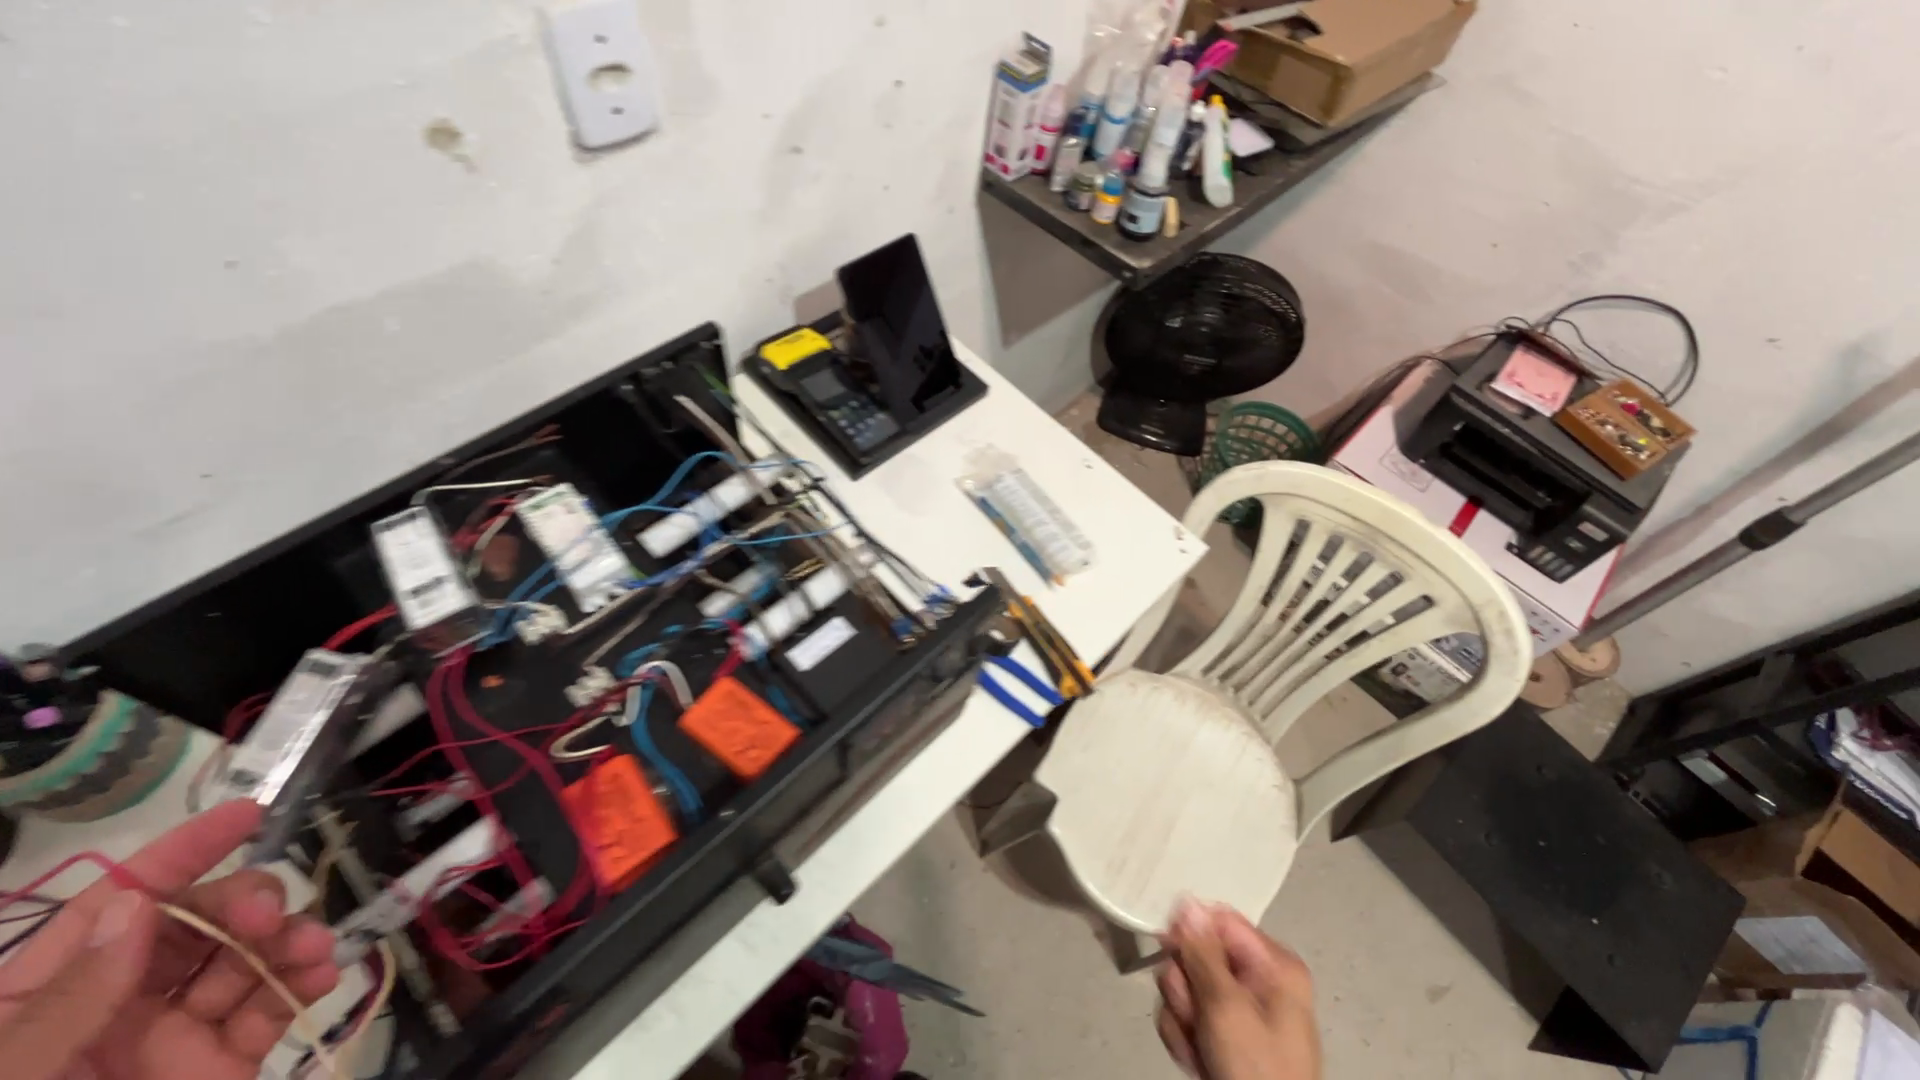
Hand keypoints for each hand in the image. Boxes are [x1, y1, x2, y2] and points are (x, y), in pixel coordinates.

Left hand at [0, 801, 339, 1079]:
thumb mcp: (8, 1079)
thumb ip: (62, 1005)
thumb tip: (135, 909)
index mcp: (48, 997)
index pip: (119, 905)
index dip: (180, 854)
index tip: (247, 813)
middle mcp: (118, 1005)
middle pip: (197, 924)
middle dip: (244, 903)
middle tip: (270, 912)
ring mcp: (174, 1036)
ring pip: (244, 960)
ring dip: (286, 940)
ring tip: (313, 946)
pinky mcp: (221, 1064)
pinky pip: (270, 1010)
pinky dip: (304, 983)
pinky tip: (324, 972)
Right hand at [1156, 900, 1320, 1079]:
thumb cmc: (1255, 1071)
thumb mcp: (1226, 1007)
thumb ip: (1202, 953)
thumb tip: (1187, 902)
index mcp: (1272, 966)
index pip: (1218, 920)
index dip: (1188, 931)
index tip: (1167, 949)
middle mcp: (1257, 981)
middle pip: (1195, 955)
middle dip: (1184, 989)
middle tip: (1193, 1016)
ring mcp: (1238, 1011)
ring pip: (1184, 988)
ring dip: (1181, 1018)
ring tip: (1198, 1046)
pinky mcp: (1221, 1036)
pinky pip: (1185, 1018)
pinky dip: (1184, 1039)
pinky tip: (1197, 1061)